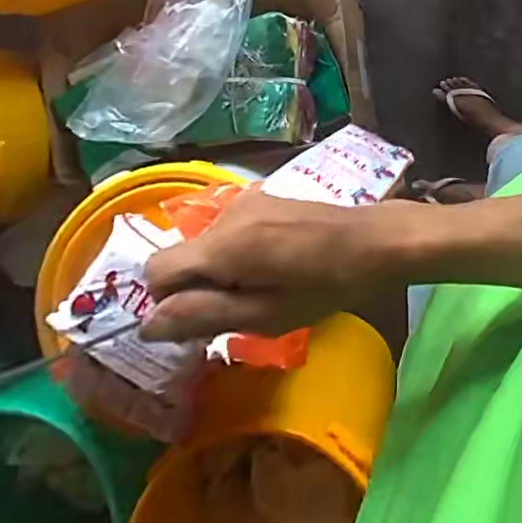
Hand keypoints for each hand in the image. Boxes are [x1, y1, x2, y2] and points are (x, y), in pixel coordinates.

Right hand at [140, 192, 398, 342]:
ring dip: (218, 272)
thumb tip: (147, 324)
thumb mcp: (265, 315)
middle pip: (181, 256)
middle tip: (240, 309)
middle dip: (196, 288)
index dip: (167, 303)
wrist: (374, 240)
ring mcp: (244, 201)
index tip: (202, 322)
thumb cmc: (325, 284)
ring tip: (263, 287)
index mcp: (222, 244)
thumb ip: (203, 315)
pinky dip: (235, 253)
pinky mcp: (263, 198)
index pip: (156, 270)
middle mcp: (224, 214)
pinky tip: (273, 264)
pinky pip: (228, 231)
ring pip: (204, 245)